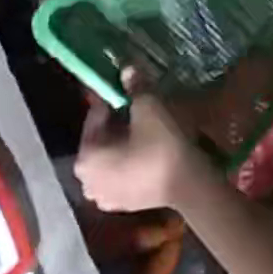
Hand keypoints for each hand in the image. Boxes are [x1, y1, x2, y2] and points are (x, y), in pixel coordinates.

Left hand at [74, 92, 204, 213]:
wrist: (187, 185)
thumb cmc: (162, 146)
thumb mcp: (150, 110)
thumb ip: (136, 88)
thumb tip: (127, 68)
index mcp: (86, 155)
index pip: (95, 116)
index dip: (113, 98)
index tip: (129, 88)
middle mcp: (85, 178)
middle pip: (101, 139)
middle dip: (119, 123)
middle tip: (142, 110)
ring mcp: (102, 195)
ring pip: (111, 159)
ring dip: (124, 144)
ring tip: (147, 131)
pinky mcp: (120, 205)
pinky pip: (120, 175)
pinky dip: (130, 163)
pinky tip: (149, 154)